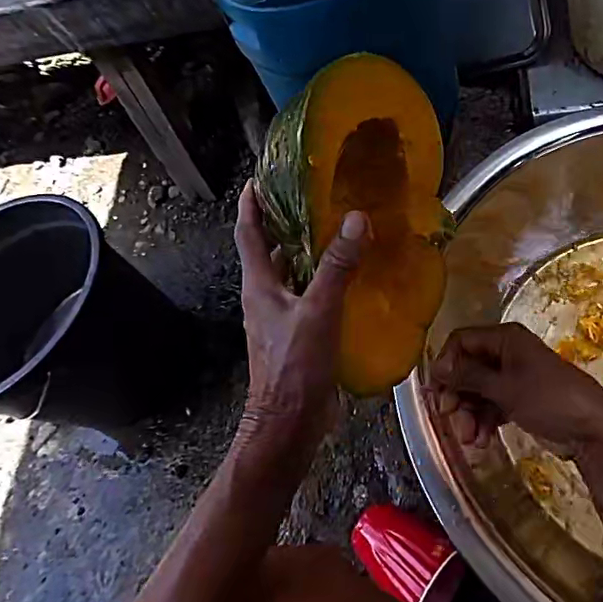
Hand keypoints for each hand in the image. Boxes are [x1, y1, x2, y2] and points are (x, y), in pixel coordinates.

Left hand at [233, 182, 366, 452]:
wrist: (289, 422)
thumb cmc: (294, 367)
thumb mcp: (318, 312)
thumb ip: (336, 267)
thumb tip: (354, 220)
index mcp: (260, 285)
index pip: (248, 233)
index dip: (252, 204)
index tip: (258, 179)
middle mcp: (265, 296)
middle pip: (270, 250)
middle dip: (285, 223)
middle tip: (313, 199)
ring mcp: (280, 317)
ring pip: (292, 274)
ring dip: (307, 252)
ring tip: (335, 230)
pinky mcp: (298, 334)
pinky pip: (309, 297)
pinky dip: (324, 282)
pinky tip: (349, 278)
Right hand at [426, 323, 602, 461]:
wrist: (594, 433)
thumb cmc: (549, 400)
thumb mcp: (504, 388)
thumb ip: (467, 376)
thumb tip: (436, 368)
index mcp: (506, 339)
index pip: (461, 341)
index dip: (446, 364)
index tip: (437, 389)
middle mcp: (507, 353)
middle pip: (466, 368)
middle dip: (457, 395)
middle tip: (448, 416)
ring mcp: (513, 377)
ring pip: (477, 391)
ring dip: (468, 414)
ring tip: (469, 439)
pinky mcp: (519, 400)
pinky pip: (491, 405)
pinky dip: (483, 421)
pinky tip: (481, 441)